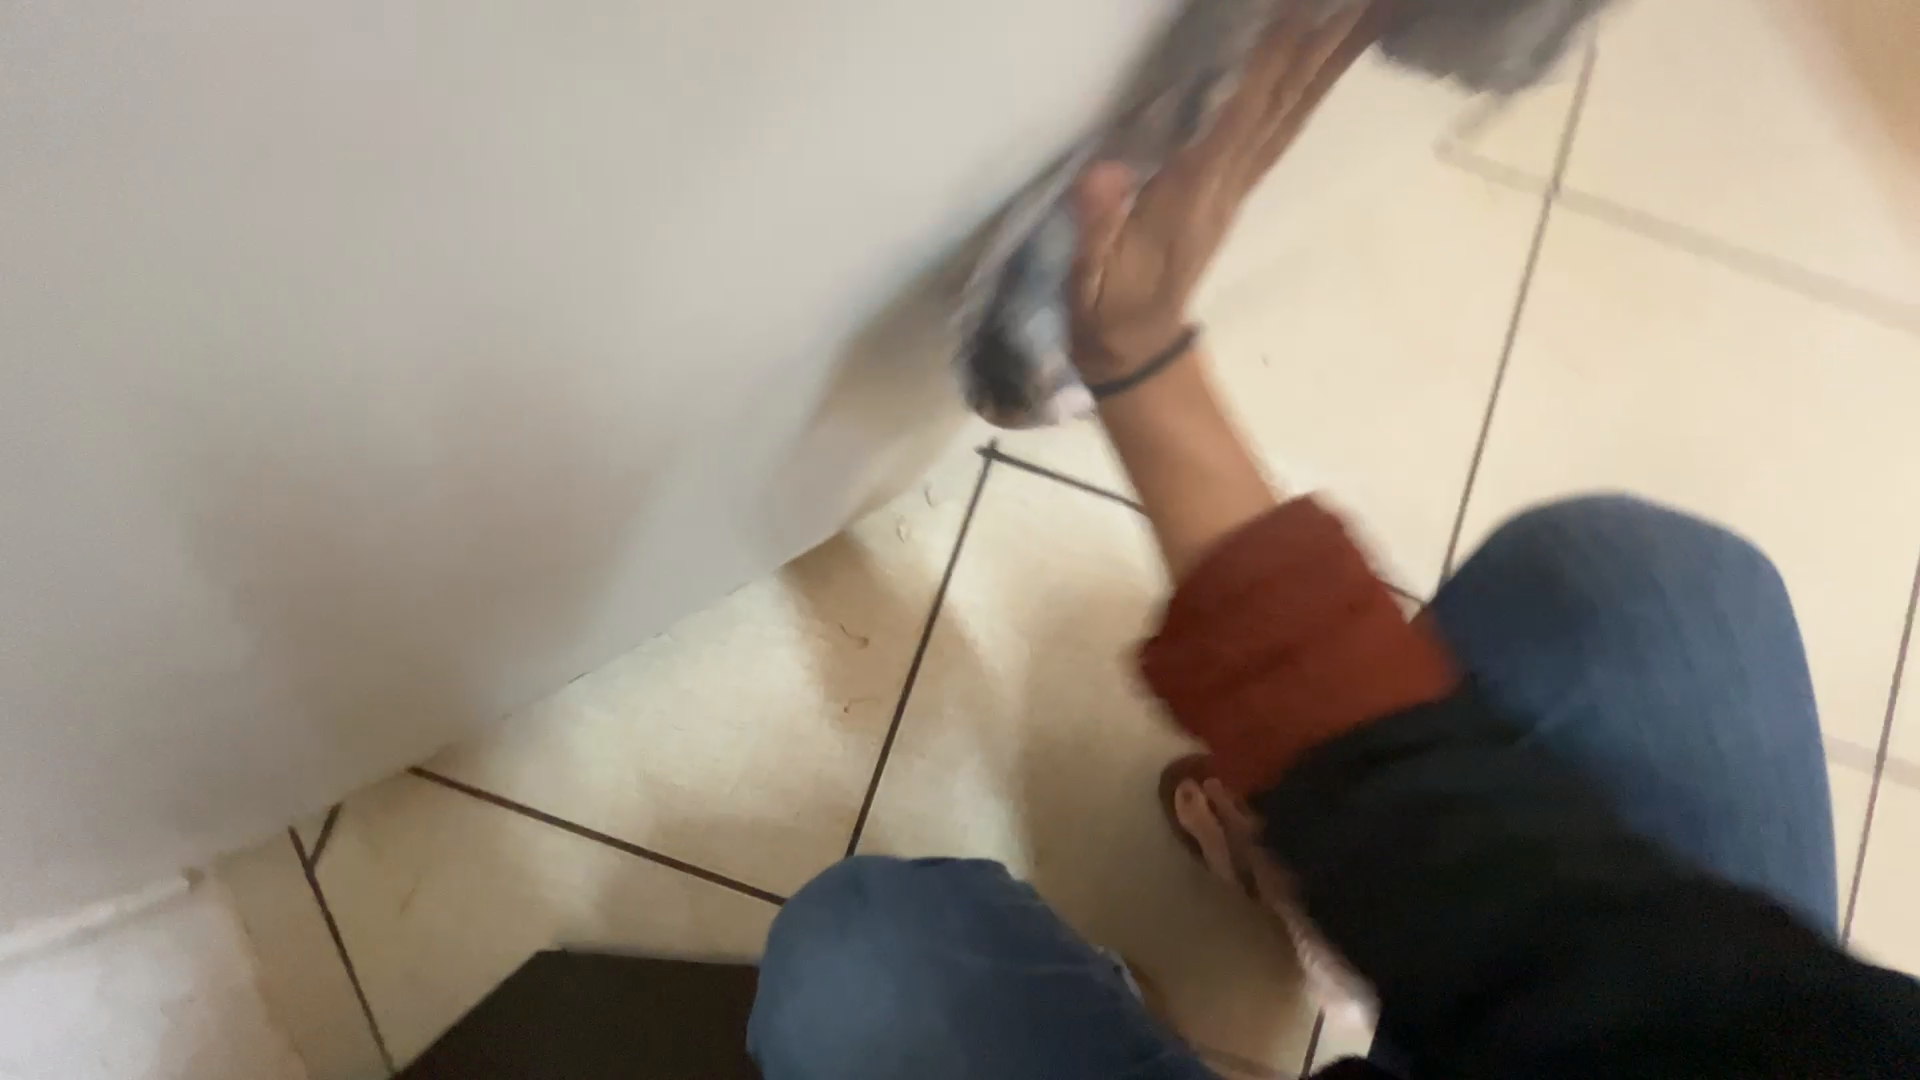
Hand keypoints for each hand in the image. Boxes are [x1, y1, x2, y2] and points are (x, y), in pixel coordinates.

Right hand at [1068, 1, 1386, 382]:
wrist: (1138, 351)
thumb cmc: (1108, 314)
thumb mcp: (1088, 281)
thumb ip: (1096, 227)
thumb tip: (1104, 171)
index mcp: (1188, 200)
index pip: (1237, 121)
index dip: (1269, 63)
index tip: (1300, 7)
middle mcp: (1222, 189)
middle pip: (1281, 110)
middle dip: (1323, 47)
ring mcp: (1232, 192)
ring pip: (1288, 118)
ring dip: (1330, 63)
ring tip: (1370, 10)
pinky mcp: (1230, 196)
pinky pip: (1277, 135)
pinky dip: (1305, 93)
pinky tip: (1323, 63)